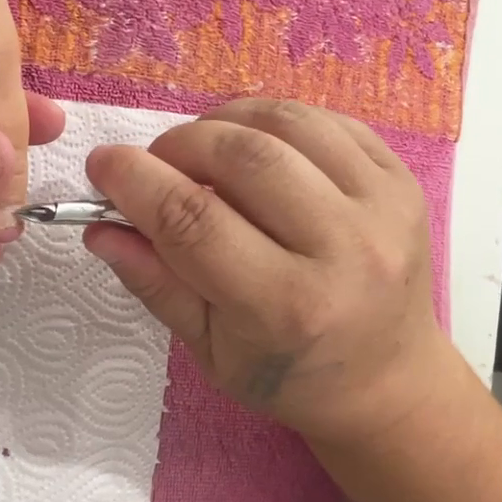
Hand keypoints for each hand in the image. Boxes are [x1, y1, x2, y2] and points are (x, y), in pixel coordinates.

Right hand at [81, 98, 448, 443]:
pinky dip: (270, 119)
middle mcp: (343, 251)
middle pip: (241, 158)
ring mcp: (383, 208)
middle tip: (155, 163)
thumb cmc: (285, 373)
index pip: (193, 221)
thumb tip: (99, 227)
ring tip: (200, 150)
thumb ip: (152, 282)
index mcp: (285, 307)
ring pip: (284, 124)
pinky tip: (250, 144)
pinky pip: (324, 119)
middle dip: (176, 145)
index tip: (101, 166)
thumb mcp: (206, 347)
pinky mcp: (403, 180)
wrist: (387, 382)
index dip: (135, 181)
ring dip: (222, 122)